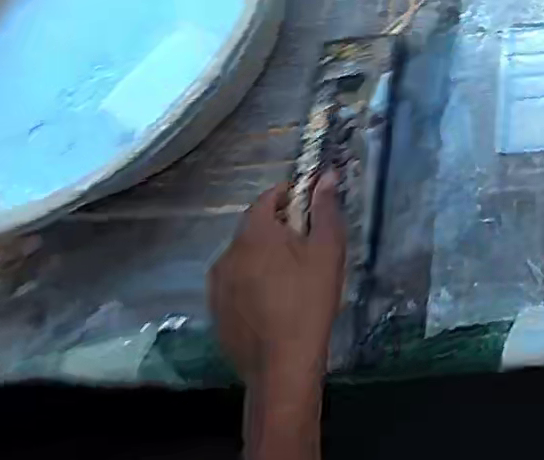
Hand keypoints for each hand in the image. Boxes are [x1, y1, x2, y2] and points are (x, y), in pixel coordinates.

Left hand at [209, 173, 346, 386]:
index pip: (267, 198)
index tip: (307, 204)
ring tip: (290, 272)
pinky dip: (252, 280)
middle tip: (305, 240)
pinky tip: (273, 299)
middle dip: (277, 226)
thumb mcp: (327, 248)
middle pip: (253, 227)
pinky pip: (235, 282)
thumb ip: (326, 207)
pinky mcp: (216, 312)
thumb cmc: (309, 300)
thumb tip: (327, 176)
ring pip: (243, 256)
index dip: (288, 195)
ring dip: (263, 254)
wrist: (282, 367)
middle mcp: (227, 254)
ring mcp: (217, 286)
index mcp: (253, 233)